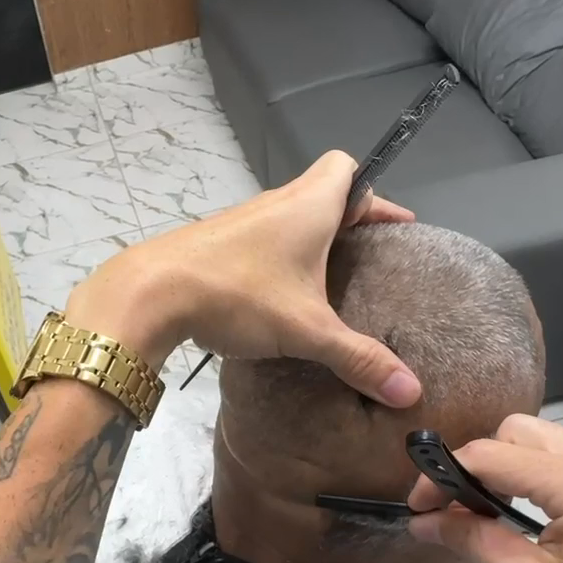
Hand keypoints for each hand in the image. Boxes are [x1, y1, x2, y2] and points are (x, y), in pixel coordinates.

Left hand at [63, 151, 422, 406]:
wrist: (151, 292)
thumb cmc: (240, 294)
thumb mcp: (307, 329)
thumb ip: (359, 358)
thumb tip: (411, 393)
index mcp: (308, 205)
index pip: (349, 169)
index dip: (374, 194)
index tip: (392, 229)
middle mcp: (275, 203)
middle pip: (321, 193)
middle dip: (347, 222)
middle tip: (365, 262)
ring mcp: (240, 221)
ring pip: (287, 219)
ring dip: (309, 242)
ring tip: (325, 284)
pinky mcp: (213, 243)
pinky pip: (259, 242)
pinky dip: (277, 260)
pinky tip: (275, 298)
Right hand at [406, 415, 562, 562]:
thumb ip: (475, 542)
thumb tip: (421, 521)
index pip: (491, 454)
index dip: (444, 475)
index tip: (420, 508)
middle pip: (519, 431)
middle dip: (479, 464)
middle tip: (458, 513)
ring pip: (551, 436)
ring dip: (514, 463)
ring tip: (498, 511)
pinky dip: (552, 468)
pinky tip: (547, 510)